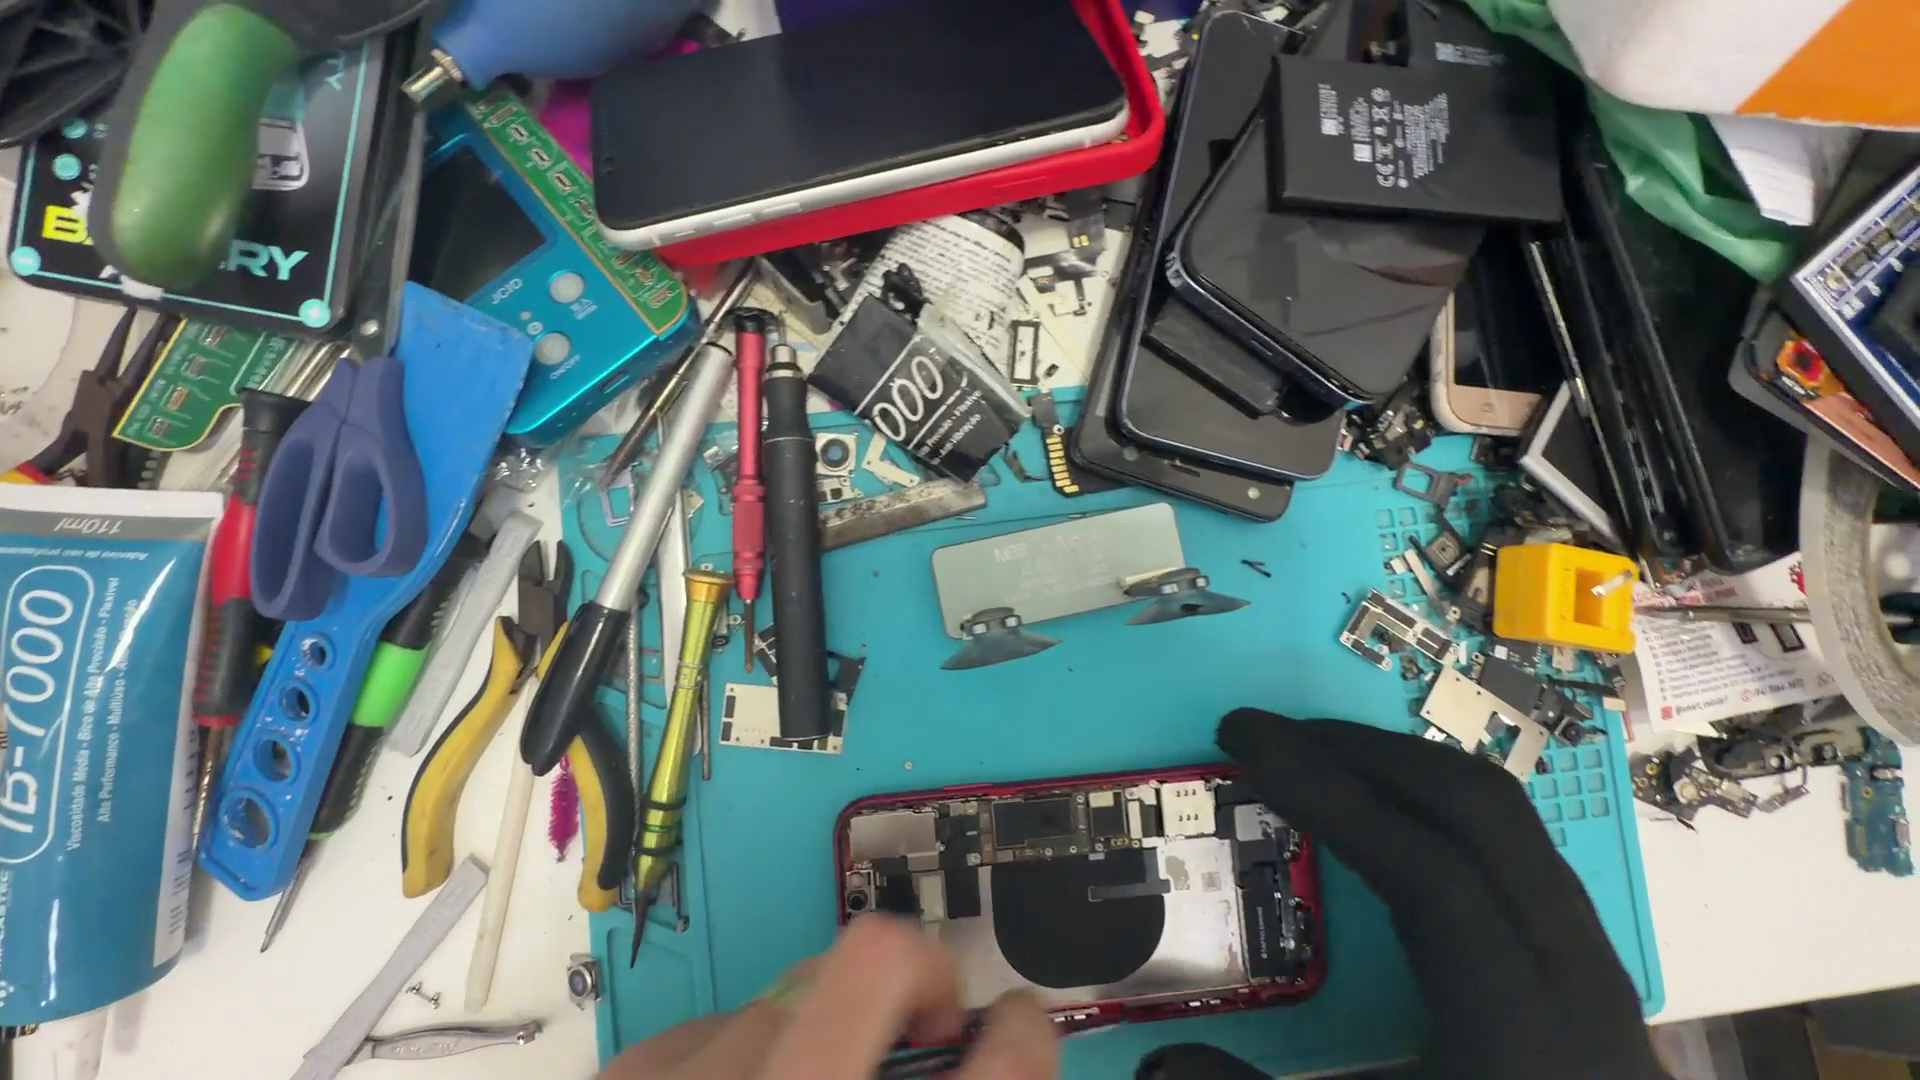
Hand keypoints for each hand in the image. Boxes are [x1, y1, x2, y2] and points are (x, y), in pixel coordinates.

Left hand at [598, 915, 1058, 1079]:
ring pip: (800, 981)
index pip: (999, 1066)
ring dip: (831, 1024)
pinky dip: (750, 1053)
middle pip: (878, 962)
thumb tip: (978, 1064)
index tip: (1012, 1029)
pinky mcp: (633, 1071)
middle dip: (926, 974)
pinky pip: (724, 1021)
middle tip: (932, 1023)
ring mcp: (692, 1076)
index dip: (1022, 1037)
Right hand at [1193, 708, 1666, 1079]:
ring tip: (1309, 752)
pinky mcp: (1579, 945)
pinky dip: (1424, 793)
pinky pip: (1504, 832)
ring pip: (1496, 809)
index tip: (1250, 749)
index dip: (1335, 798)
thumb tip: (1157, 1063)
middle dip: (1358, 751)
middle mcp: (1571, 970)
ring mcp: (1586, 950)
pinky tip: (1371, 807)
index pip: (1429, 872)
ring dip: (1393, 761)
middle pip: (1472, 810)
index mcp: (1520, 1027)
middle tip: (1265, 734)